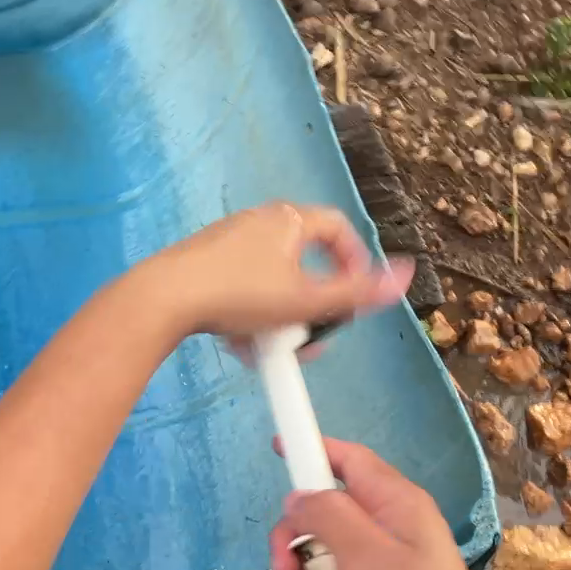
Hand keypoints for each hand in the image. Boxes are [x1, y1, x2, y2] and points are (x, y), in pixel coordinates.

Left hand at [132, 202, 410, 339]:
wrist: (163, 300)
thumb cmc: (239, 295)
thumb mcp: (304, 301)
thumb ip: (356, 294)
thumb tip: (406, 275)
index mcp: (287, 220)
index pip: (336, 228)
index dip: (353, 260)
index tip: (354, 293)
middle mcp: (256, 221)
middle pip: (300, 262)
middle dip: (309, 305)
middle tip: (308, 335)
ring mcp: (224, 241)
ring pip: (267, 282)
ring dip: (276, 318)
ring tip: (270, 349)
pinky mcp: (199, 264)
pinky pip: (237, 288)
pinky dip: (246, 314)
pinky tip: (239, 344)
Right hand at [269, 438, 502, 569]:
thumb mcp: (364, 555)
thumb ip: (327, 514)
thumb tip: (298, 496)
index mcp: (395, 504)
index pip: (350, 460)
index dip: (314, 449)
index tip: (277, 447)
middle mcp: (388, 526)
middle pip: (323, 509)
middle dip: (293, 536)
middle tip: (282, 566)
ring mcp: (379, 562)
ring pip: (319, 548)